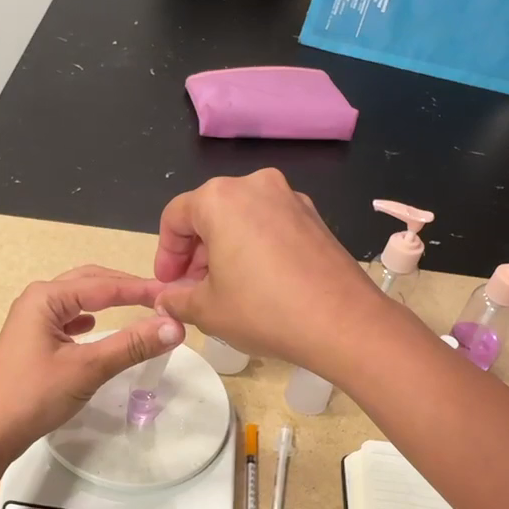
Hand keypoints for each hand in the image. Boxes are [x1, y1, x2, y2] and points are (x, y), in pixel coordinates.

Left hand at [0, 265, 184, 456]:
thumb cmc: (34, 395)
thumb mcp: (87, 368)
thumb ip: (132, 345)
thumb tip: (175, 327)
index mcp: (46, 297)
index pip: (104, 285)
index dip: (141, 289)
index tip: (174, 295)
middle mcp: (37, 300)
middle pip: (89, 283)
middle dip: (124, 288)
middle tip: (160, 298)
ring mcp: (31, 321)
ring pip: (78, 300)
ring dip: (107, 301)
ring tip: (138, 307)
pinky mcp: (32, 341)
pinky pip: (67, 320)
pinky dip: (89, 319)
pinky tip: (97, 327)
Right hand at [155, 169, 390, 374]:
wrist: (343, 322)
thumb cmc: (263, 310)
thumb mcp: (206, 310)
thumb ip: (176, 299)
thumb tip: (166, 299)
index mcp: (220, 198)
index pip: (176, 216)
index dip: (165, 253)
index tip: (167, 284)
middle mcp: (256, 186)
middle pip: (210, 213)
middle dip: (195, 252)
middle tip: (192, 290)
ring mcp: (291, 198)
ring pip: (242, 219)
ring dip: (225, 250)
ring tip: (225, 290)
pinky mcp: (315, 218)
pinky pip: (270, 226)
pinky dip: (255, 249)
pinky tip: (259, 285)